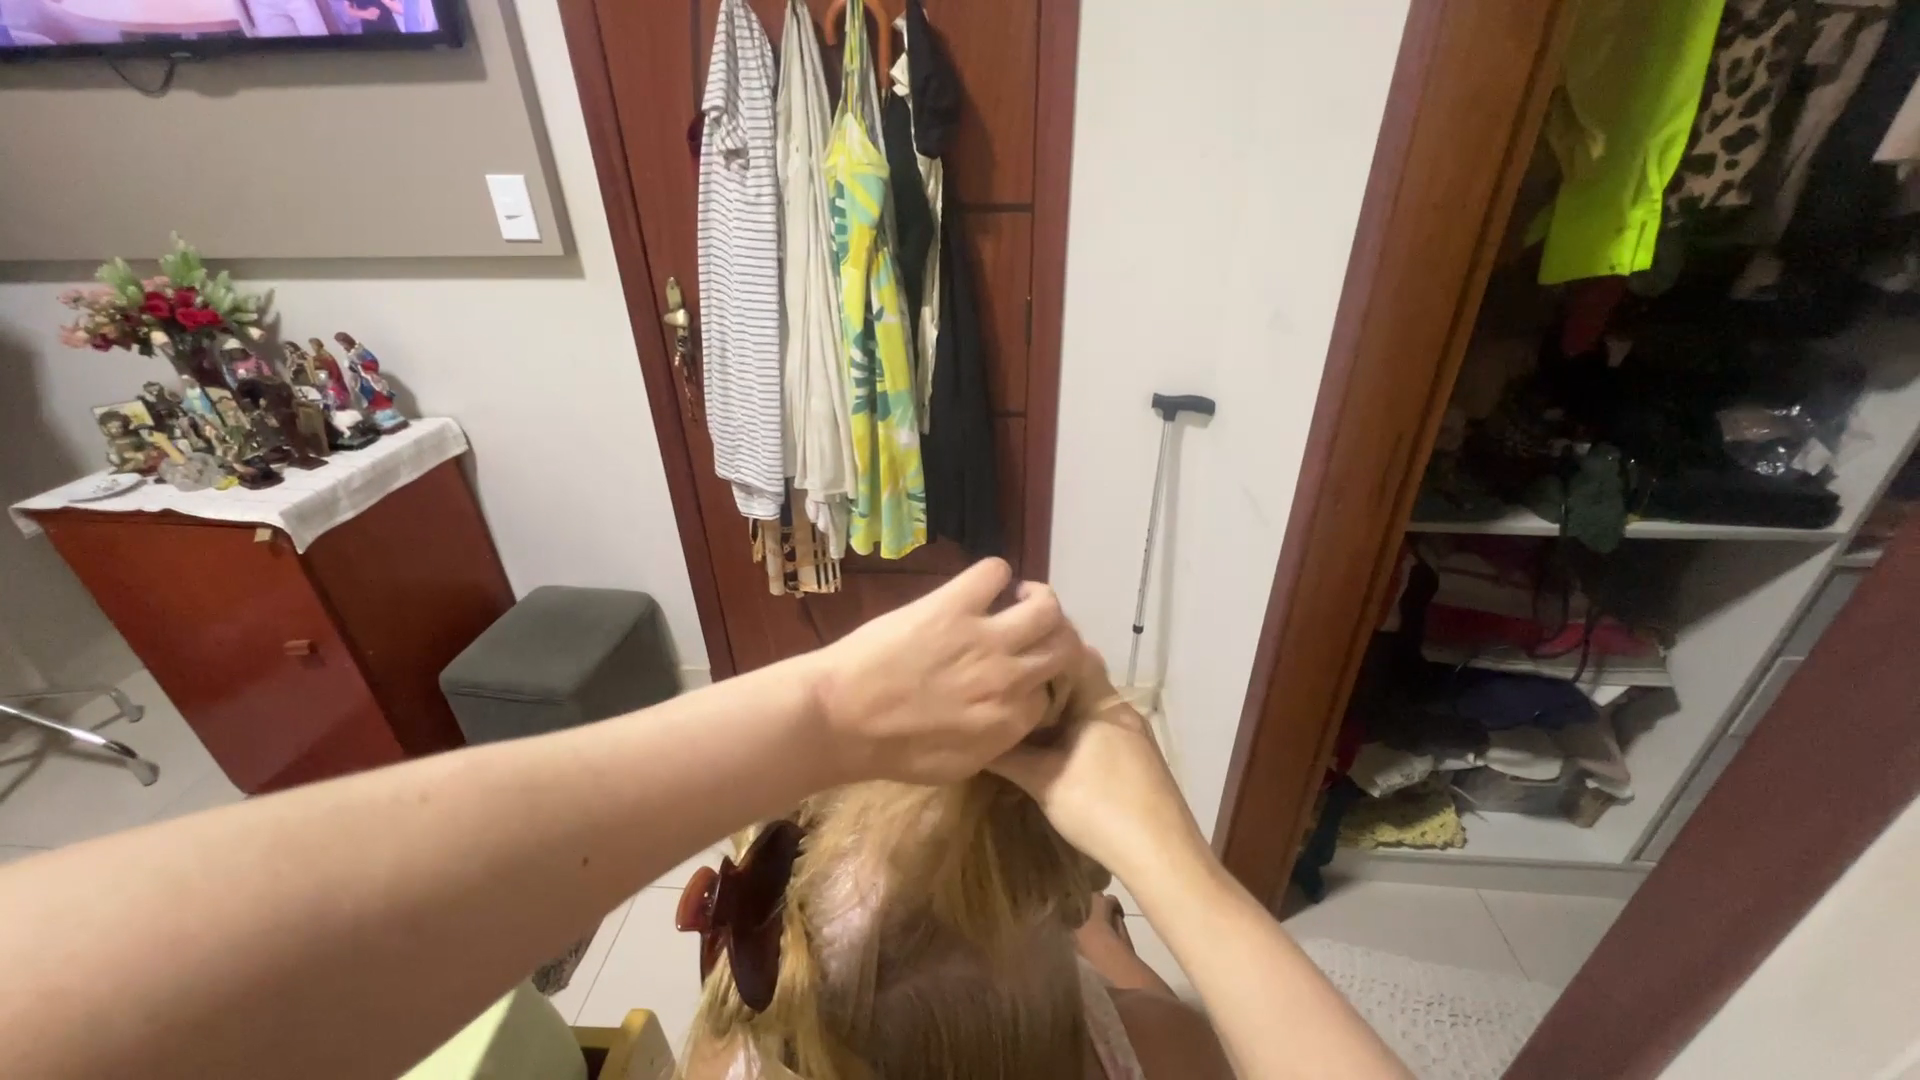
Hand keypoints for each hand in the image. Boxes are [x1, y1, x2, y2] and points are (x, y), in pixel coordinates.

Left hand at [806, 558, 1079, 785]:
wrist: (836, 717)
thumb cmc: (888, 750)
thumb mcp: (956, 766)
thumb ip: (996, 742)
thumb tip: (1015, 718)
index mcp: (1009, 720)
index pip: (1049, 693)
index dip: (1037, 681)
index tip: (1021, 674)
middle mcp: (1009, 677)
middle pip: (1063, 647)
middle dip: (1055, 640)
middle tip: (1032, 633)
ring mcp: (984, 636)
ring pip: (1046, 606)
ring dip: (1037, 600)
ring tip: (1017, 599)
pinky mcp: (953, 604)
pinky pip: (995, 572)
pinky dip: (995, 575)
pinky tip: (979, 587)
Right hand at [991, 647, 1206, 883]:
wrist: (1163, 857)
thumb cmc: (1101, 808)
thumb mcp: (1043, 781)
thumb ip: (1008, 756)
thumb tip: (974, 738)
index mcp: (1102, 703)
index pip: (1073, 656)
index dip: (1040, 655)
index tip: (1011, 661)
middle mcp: (1122, 711)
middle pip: (1081, 683)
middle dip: (1046, 687)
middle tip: (1009, 692)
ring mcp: (1135, 736)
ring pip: (1091, 710)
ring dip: (1062, 713)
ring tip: (1024, 720)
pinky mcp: (1140, 761)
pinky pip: (1101, 731)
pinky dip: (1077, 733)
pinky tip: (1056, 752)